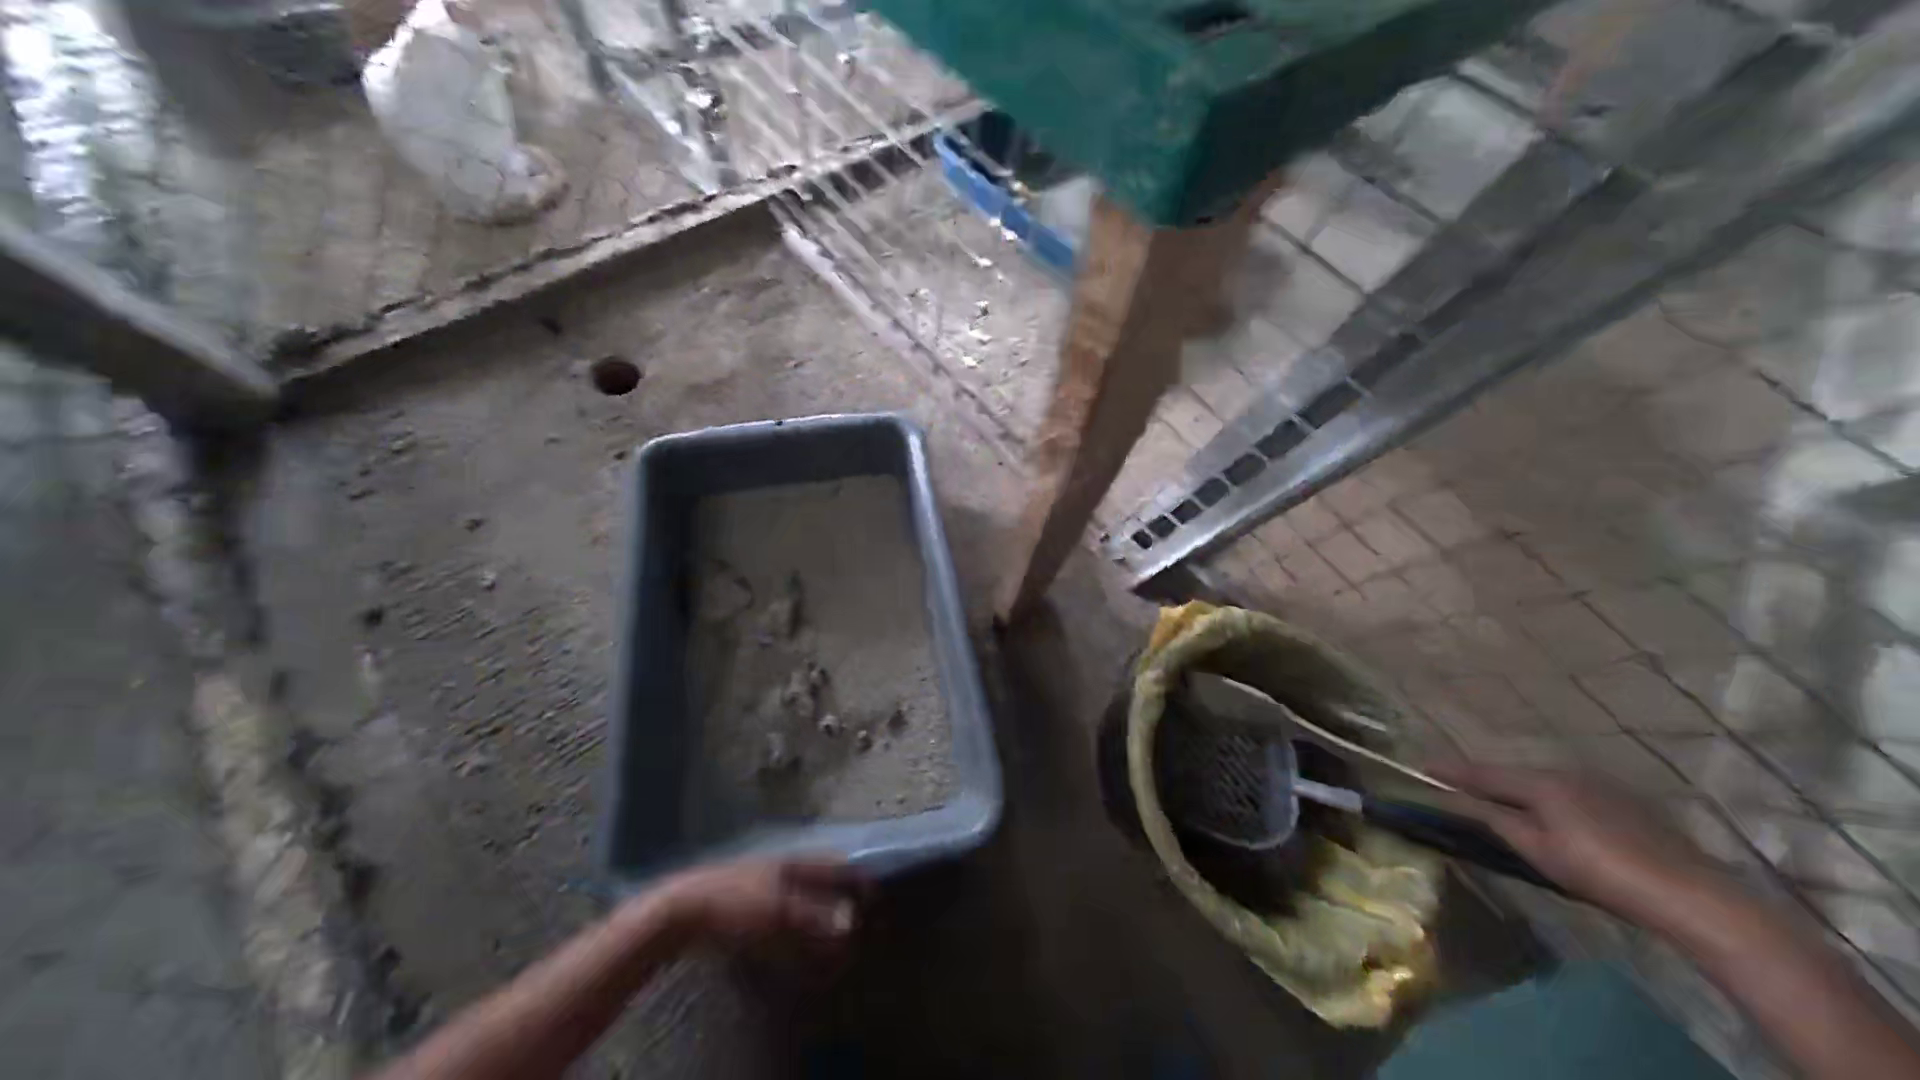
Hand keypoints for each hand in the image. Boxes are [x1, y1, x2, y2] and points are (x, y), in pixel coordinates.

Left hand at [643, 857, 867, 947]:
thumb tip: (851, 921)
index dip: (858, 879)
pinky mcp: (748, 896)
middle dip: (843, 891)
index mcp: (795, 860)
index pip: (837, 864)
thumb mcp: (779, 912)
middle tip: (859, 912)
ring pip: (804, 888)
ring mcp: (764, 878)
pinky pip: (786, 903)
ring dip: (821, 905)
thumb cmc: (735, 904)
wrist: (681, 909)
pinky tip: (798, 931)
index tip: (876, 896)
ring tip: (834, 926)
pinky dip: (800, 915)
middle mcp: (784, 863)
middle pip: (823, 874)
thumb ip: (816, 916)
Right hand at [1432, 764, 1723, 925]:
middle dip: (1484, 780)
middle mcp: (1567, 773)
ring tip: (1499, 804)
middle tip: (1456, 787)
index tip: (1421, 766)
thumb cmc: (1601, 872)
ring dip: (1517, 791)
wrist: (1693, 896)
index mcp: (1541, 781)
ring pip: (1543, 783)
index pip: (1483, 772)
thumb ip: (1493, 819)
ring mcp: (1601, 786)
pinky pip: (1570, 793)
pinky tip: (1551, 818)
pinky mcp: (1626, 803)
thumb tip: (1454, 798)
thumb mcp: (1536, 848)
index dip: (1451, 771)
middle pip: (1513, 775)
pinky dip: (1548, 800)